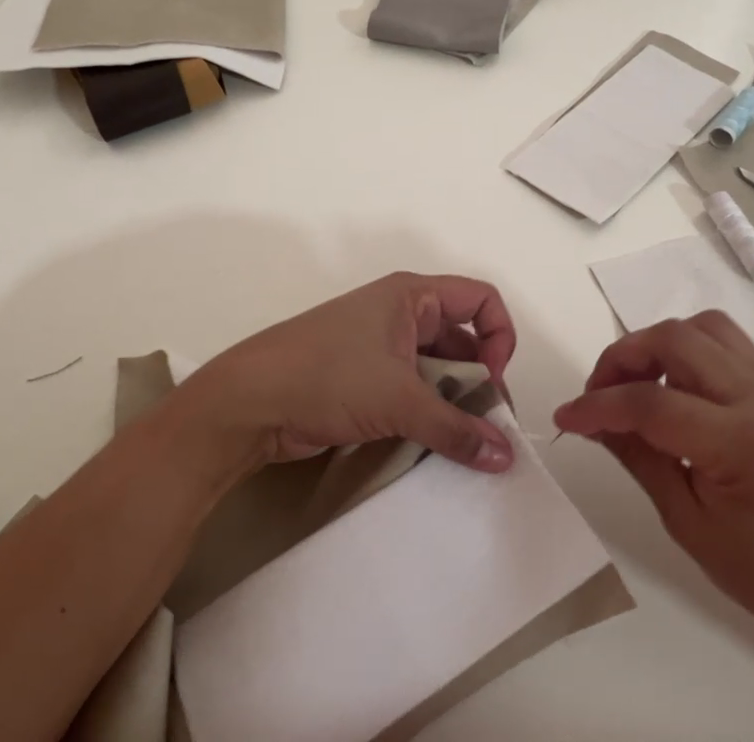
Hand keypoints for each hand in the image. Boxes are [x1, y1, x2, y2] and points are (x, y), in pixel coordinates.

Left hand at [170, 272, 518, 473]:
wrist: (249, 403)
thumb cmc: (327, 378)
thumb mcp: (398, 400)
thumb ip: (455, 429)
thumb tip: (504, 457)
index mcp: (410, 296)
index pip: (480, 300)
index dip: (499, 336)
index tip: (494, 382)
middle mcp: (399, 315)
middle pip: (463, 340)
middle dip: (481, 381)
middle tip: (489, 427)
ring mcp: (380, 349)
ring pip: (438, 371)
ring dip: (455, 404)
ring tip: (466, 443)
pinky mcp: (364, 381)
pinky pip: (413, 393)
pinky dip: (429, 415)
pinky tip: (436, 445)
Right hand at [552, 312, 753, 643]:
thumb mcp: (689, 524)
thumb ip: (640, 460)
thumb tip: (595, 423)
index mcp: (737, 441)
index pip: (649, 401)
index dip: (597, 405)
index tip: (564, 417)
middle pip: (675, 339)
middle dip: (624, 356)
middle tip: (598, 395)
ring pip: (704, 328)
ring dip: (659, 344)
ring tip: (636, 386)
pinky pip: (728, 346)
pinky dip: (689, 351)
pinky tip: (673, 391)